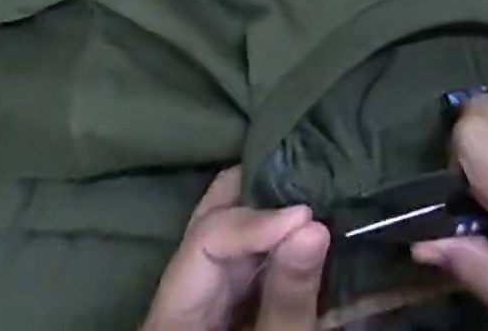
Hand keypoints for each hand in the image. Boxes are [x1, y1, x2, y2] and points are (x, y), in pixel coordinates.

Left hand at [140, 168, 331, 330]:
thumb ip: (287, 300)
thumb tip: (314, 225)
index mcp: (172, 312)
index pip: (207, 235)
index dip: (258, 220)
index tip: (308, 216)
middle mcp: (181, 289)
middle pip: (212, 214)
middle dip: (261, 189)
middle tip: (313, 176)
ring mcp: (203, 293)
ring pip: (230, 227)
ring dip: (271, 206)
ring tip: (315, 187)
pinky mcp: (228, 301)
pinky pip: (247, 250)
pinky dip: (277, 231)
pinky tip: (309, 219)